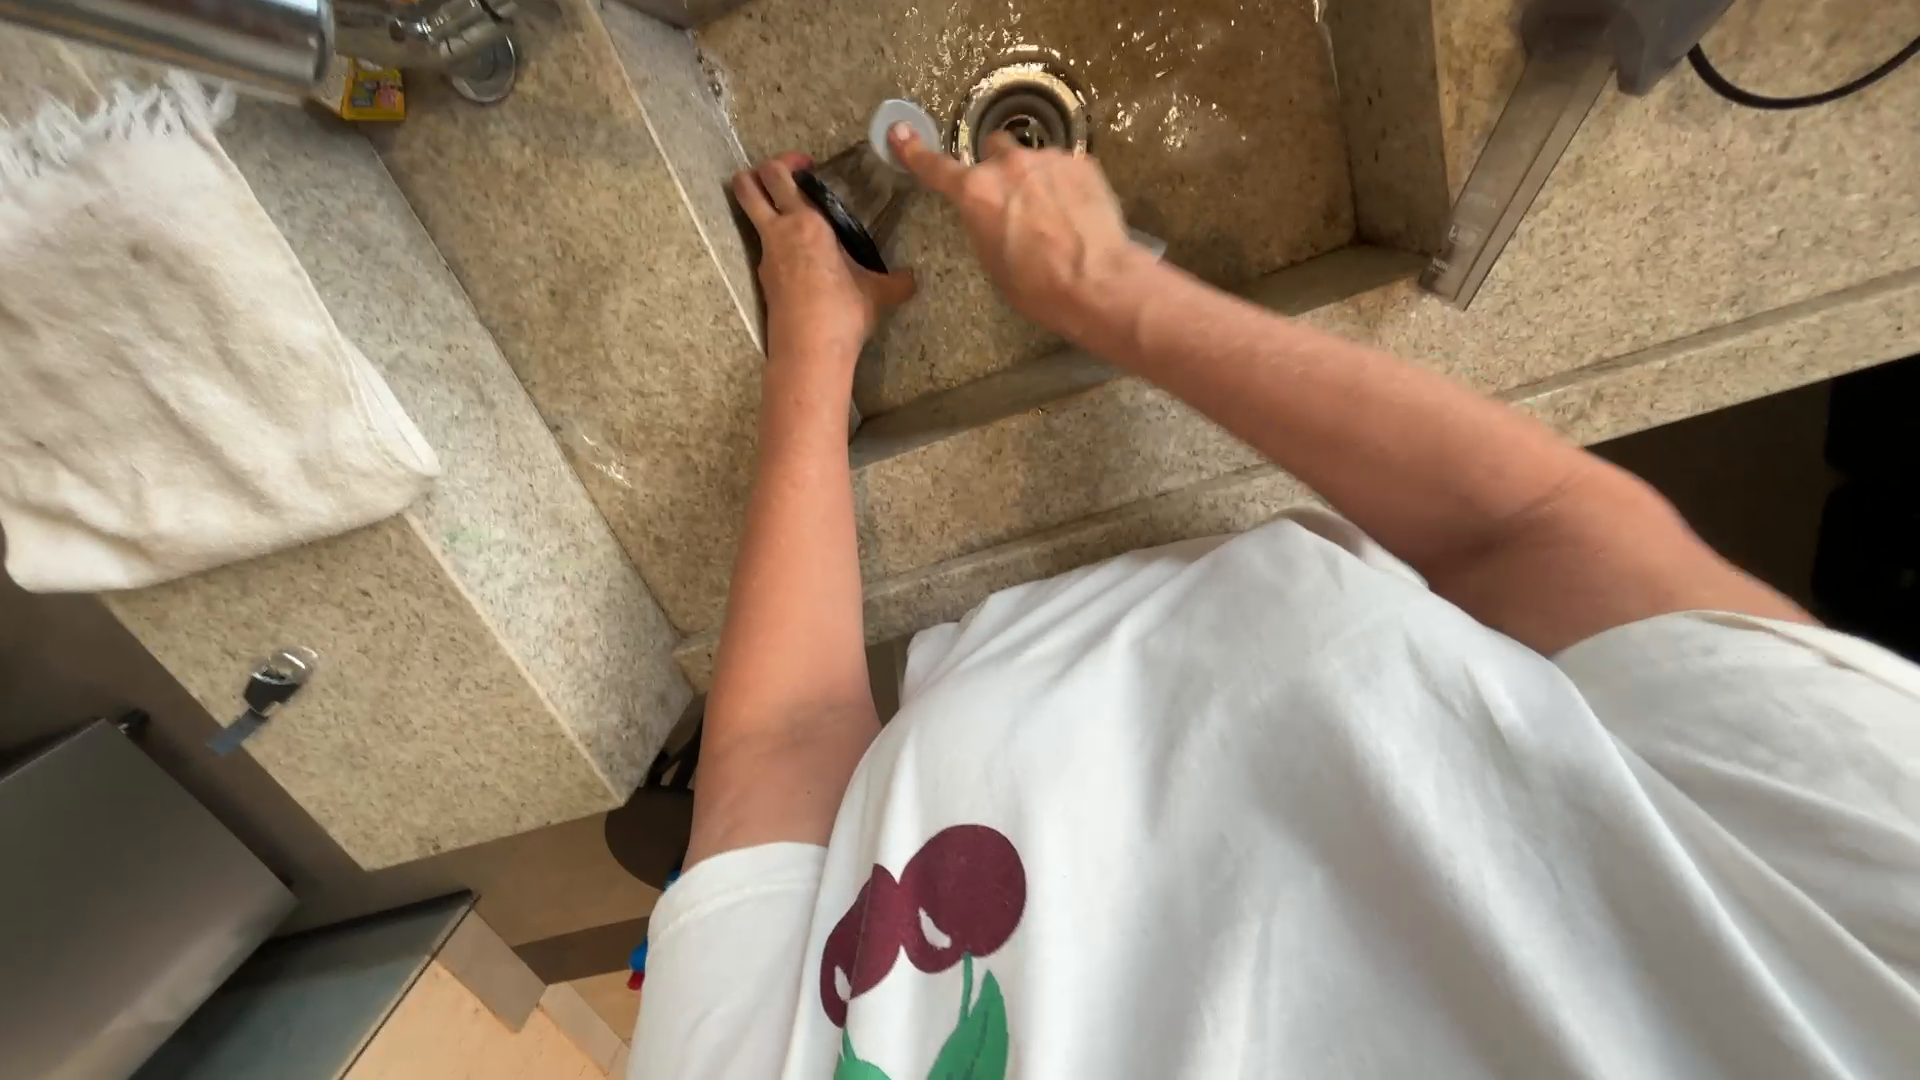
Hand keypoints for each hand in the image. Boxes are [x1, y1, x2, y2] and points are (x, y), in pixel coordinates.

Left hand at [733, 153, 914, 363]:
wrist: (809, 351)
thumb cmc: (843, 313)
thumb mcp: (877, 295)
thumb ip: (896, 282)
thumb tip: (913, 280)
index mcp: (808, 223)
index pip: (781, 175)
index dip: (789, 162)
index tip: (808, 166)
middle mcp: (779, 232)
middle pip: (748, 185)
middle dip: (758, 172)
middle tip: (784, 177)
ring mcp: (767, 256)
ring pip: (749, 214)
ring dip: (760, 204)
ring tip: (788, 213)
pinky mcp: (765, 280)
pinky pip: (765, 248)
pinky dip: (776, 242)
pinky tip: (799, 259)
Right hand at [890, 126, 1144, 339]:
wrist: (1096, 282)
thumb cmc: (1038, 287)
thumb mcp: (994, 264)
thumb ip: (983, 225)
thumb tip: (988, 214)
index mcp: (976, 194)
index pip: (938, 169)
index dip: (917, 154)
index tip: (902, 136)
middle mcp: (1008, 166)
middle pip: (993, 149)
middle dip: (997, 167)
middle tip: (1011, 199)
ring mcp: (1048, 159)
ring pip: (1032, 159)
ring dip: (1035, 178)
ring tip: (1053, 216)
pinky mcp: (1082, 163)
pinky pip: (1064, 168)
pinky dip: (1065, 185)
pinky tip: (1075, 214)